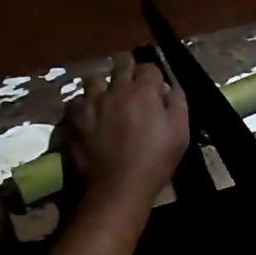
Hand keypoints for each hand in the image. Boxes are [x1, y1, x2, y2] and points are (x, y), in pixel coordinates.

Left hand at [63, 55, 188, 209]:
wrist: (118, 187)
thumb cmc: (155, 161)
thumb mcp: (180, 133)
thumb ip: (177, 103)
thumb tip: (167, 89)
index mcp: (142, 91)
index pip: (149, 68)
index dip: (154, 79)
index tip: (156, 92)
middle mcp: (114, 90)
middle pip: (121, 67)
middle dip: (129, 74)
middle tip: (133, 91)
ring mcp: (91, 103)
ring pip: (94, 79)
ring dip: (103, 85)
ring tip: (108, 98)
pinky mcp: (75, 119)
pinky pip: (77, 102)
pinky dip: (85, 105)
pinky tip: (90, 115)